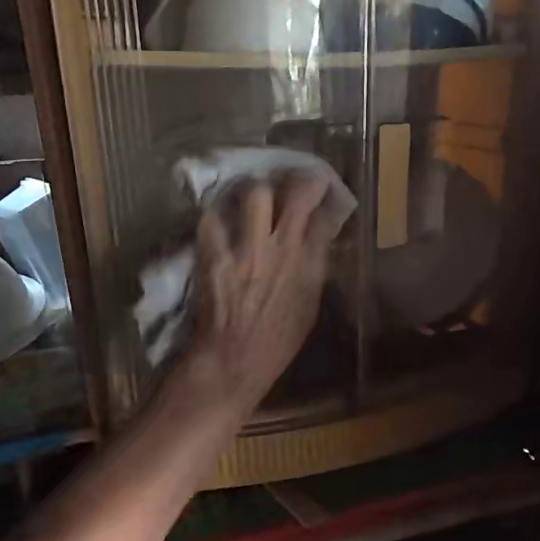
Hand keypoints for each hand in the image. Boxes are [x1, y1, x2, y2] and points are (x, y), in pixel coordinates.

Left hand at [172, 172, 346, 417]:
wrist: (235, 360)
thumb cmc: (276, 339)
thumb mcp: (309, 306)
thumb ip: (315, 268)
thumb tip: (317, 238)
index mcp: (309, 266)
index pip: (325, 215)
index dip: (323, 196)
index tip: (319, 191)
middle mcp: (282, 252)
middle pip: (296, 193)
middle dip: (297, 180)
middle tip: (288, 181)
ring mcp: (247, 251)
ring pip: (256, 194)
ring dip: (254, 191)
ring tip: (250, 196)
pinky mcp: (216, 256)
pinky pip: (214, 218)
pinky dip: (216, 215)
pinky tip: (219, 220)